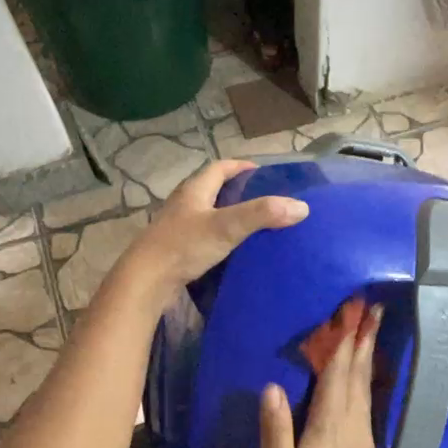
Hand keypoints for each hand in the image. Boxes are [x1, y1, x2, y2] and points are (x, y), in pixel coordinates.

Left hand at [116, 159, 307, 300]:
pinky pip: (202, 236)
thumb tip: (301, 207)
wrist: (145, 281)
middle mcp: (184, 203)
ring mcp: (177, 227)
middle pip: (213, 189)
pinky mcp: (176, 249)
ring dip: (228, 215)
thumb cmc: (183, 246)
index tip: (264, 173)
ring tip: (253, 226)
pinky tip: (232, 251)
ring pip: (207, 213)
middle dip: (238, 191)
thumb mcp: (227, 227)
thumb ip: (262, 214)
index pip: (220, 168)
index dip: (242, 166)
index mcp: (194, 189)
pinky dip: (220, 237)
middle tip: (264, 201)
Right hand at [258, 299, 387, 447]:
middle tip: (372, 309)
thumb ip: (276, 431)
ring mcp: (362, 436)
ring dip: (366, 355)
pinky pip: (365, 401)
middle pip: (357, 374)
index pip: (336, 375)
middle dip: (363, 340)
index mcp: (327, 428)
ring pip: (364, 386)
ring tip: (370, 329)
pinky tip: (363, 374)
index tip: (351, 314)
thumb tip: (271, 387)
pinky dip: (363, 378)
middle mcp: (351, 425)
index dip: (342, 342)